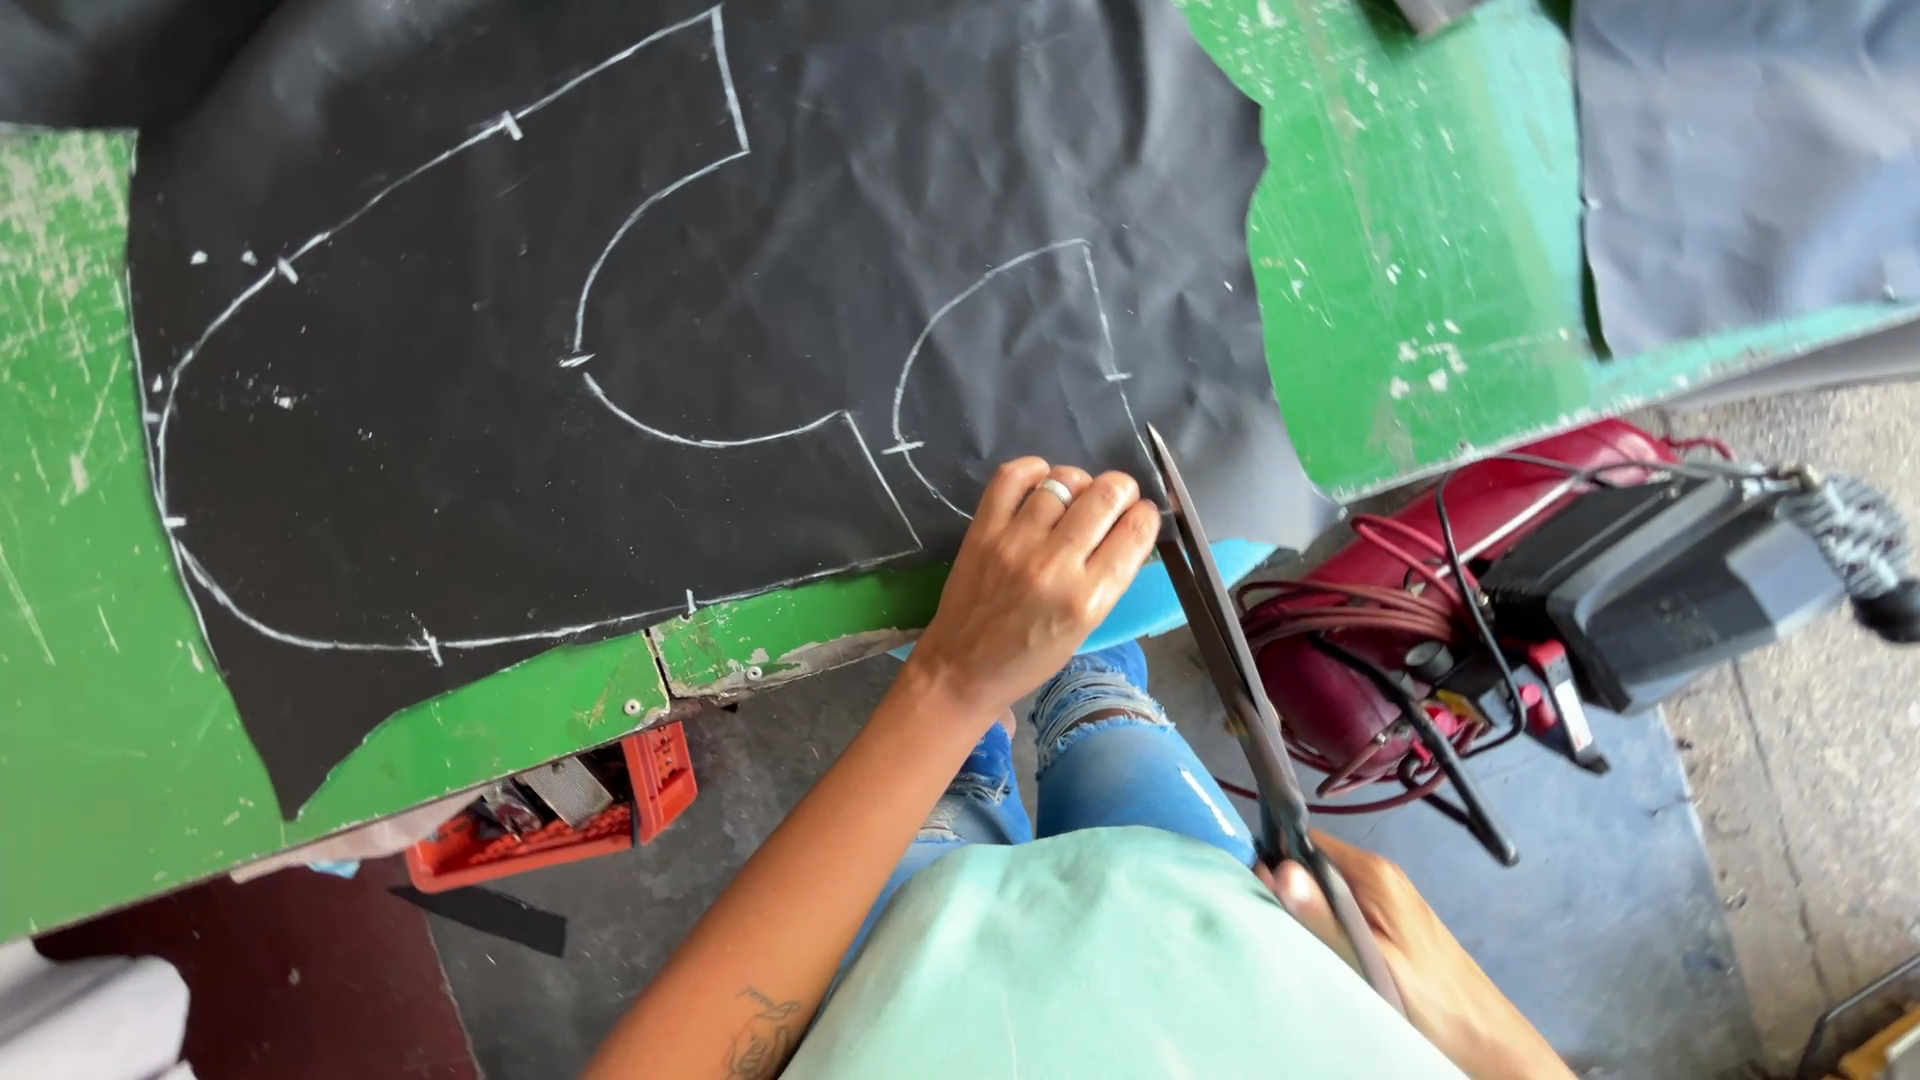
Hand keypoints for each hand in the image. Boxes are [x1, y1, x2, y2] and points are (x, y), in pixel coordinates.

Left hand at [903, 457, 1160, 720]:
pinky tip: (1041, 481)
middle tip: (1113, 499)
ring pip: (1064, 480)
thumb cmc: (1029, 658)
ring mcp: (1016, 543)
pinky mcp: (984, 531)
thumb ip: (1107, 578)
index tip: (1140, 515)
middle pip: (1106, 495)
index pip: (1135, 531)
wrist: (962, 668)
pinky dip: (1034, 469)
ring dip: (1079, 482)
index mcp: (1088, 599)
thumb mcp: (1084, 628)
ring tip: (1074, 495)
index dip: (1146, 514)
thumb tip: (1127, 528)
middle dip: (1120, 489)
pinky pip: (1013, 477)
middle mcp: (1056, 565)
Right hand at [1265, 833, 1575, 1079]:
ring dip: (1307, 906)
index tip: (1256, 889)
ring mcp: (1385, 895)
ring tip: (1294, 936)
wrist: (1492, 1044)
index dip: (1276, 859)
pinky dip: (1325, 920)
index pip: (1304, 839)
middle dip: (1289, 886)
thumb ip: (1324, 917)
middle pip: (1312, 862)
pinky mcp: (1388, 918)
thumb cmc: (1433, 1001)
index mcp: (1373, 871)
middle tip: (1273, 920)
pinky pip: (1341, 904)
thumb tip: (1277, 869)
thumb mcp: (1372, 961)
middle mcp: (1378, 872)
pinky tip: (1321, 947)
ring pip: (1325, 885)